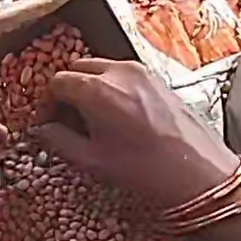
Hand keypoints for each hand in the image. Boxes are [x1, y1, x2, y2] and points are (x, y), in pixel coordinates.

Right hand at [33, 58, 239, 208]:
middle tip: (66, 119)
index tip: (48, 122)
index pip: (57, 82)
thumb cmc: (143, 169)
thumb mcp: (92, 159)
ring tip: (91, 119)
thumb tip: (42, 129)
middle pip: (76, 68)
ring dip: (87, 87)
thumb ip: (59, 139)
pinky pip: (121, 73)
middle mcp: (118, 71)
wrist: (198, 172)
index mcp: (97, 90)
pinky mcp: (156, 76)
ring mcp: (140, 71)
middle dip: (66, 91)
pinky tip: (115, 115)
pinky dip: (109, 86)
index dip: (47, 103)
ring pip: (99, 68)